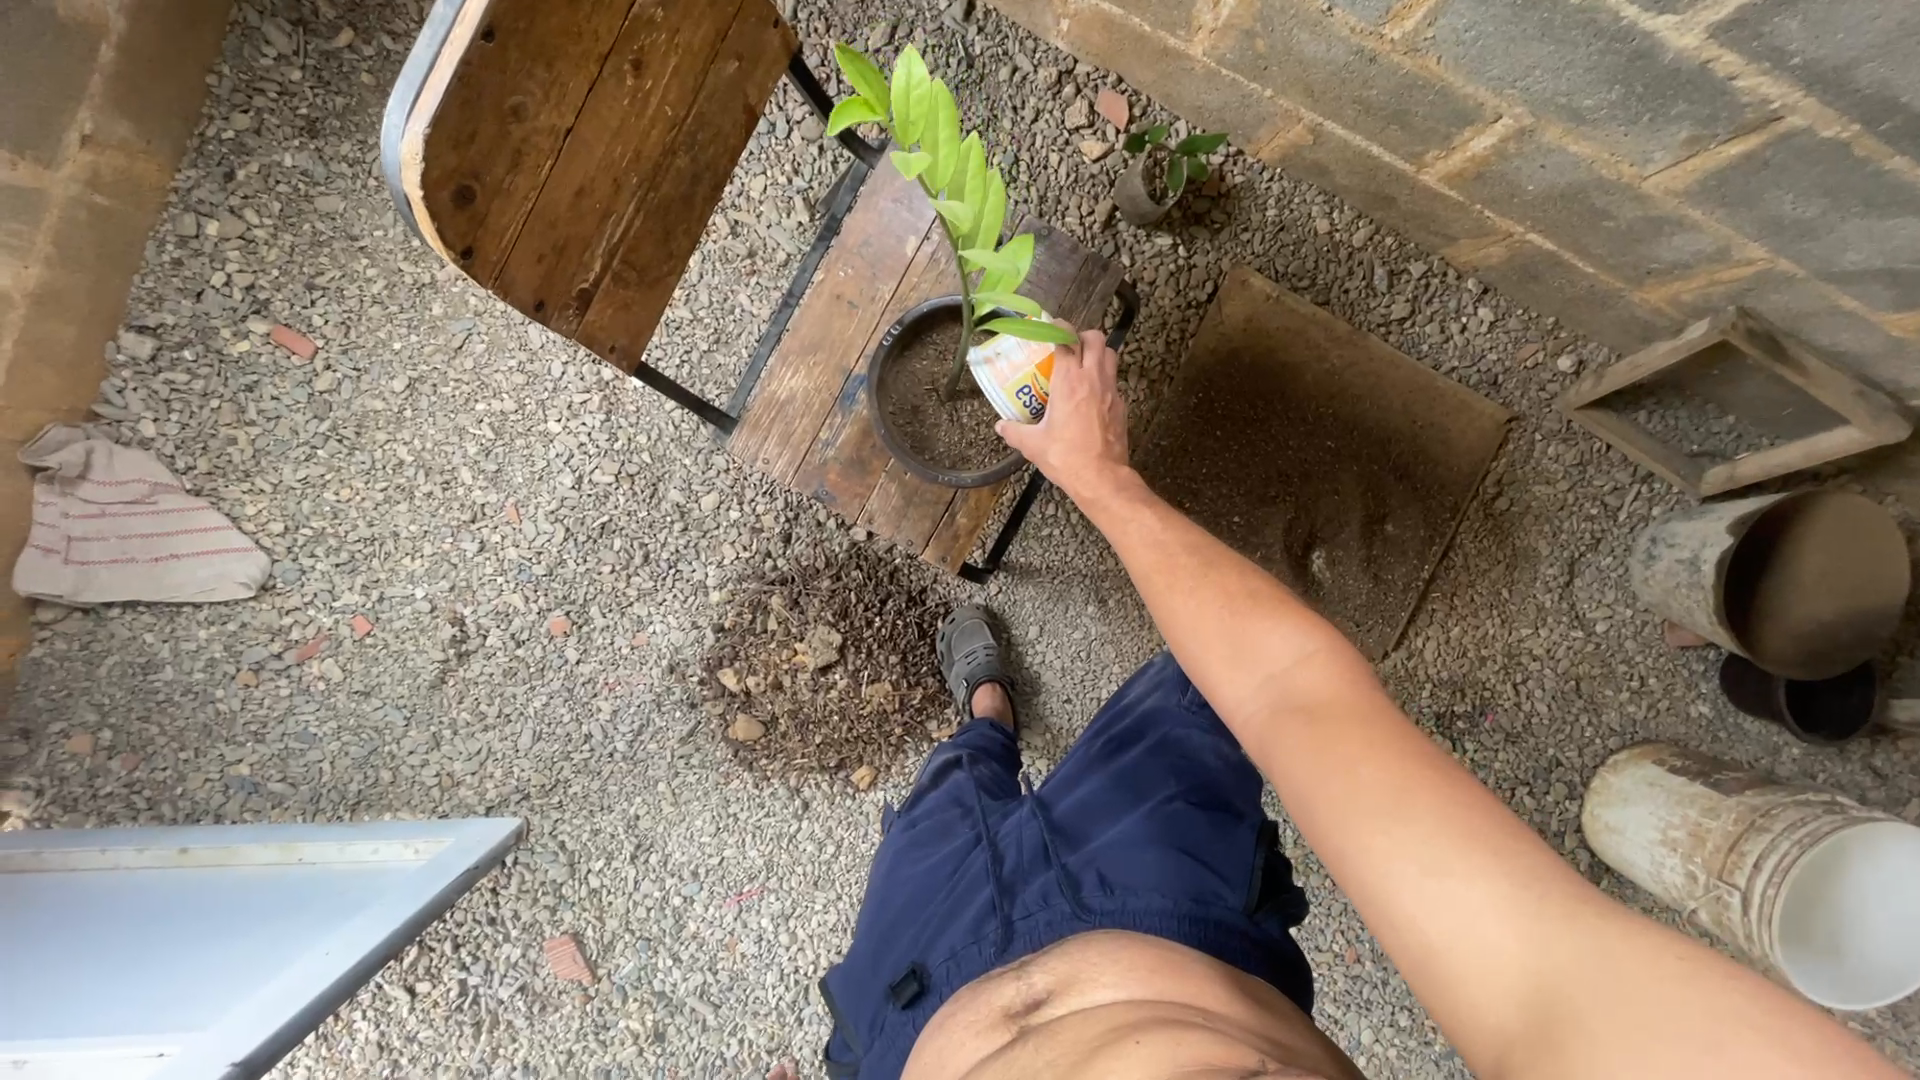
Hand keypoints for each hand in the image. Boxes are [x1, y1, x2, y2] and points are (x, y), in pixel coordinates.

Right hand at [994, 327, 1131, 502]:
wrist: (1102, 477)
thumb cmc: (1067, 457)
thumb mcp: (1033, 445)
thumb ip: (1014, 431)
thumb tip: (1001, 426)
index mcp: (1069, 381)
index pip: (1066, 340)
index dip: (1058, 329)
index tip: (1050, 328)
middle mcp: (1093, 378)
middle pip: (1095, 338)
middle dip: (1082, 336)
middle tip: (1069, 346)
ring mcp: (1111, 390)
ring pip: (1110, 354)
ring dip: (1097, 352)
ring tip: (1082, 364)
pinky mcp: (1121, 405)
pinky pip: (1114, 380)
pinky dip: (1104, 378)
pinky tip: (1092, 394)